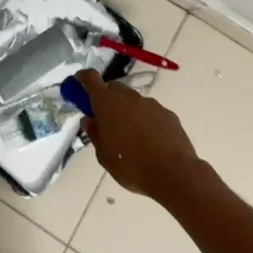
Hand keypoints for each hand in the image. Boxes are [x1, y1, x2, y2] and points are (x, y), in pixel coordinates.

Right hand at [75, 68, 201, 201]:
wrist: (174, 173)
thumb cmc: (131, 165)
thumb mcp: (103, 155)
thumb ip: (95, 134)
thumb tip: (90, 120)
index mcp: (107, 103)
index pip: (90, 78)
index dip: (83, 79)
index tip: (79, 85)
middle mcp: (129, 97)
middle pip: (114, 89)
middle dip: (107, 99)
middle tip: (106, 120)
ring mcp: (151, 104)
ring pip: (134, 101)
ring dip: (128, 112)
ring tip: (132, 137)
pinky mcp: (168, 114)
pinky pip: (151, 113)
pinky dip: (147, 121)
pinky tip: (151, 142)